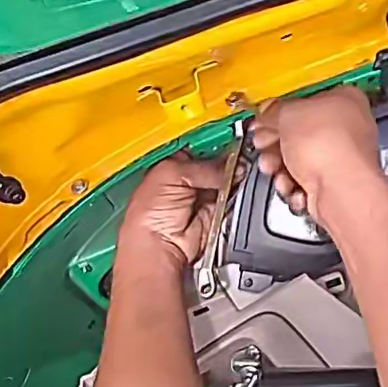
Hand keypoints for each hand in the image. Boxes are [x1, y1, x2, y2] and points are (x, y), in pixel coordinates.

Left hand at [116, 152, 227, 273]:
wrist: (160, 248)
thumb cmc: (149, 215)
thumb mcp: (172, 174)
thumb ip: (204, 165)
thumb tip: (231, 163)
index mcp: (172, 166)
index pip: (199, 147)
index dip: (213, 142)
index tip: (230, 138)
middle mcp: (189, 181)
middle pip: (216, 163)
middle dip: (227, 159)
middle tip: (237, 156)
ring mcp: (204, 198)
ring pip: (228, 180)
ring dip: (233, 177)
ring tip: (236, 173)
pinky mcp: (217, 214)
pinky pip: (233, 200)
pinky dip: (236, 195)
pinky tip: (234, 189)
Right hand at [252, 86, 386, 227]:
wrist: (339, 190)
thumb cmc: (329, 147)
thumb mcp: (288, 114)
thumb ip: (274, 110)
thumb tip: (268, 112)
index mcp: (346, 100)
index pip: (307, 99)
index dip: (282, 110)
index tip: (265, 118)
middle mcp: (349, 130)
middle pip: (301, 134)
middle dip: (276, 143)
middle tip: (265, 144)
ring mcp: (342, 161)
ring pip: (300, 162)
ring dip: (281, 167)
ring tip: (274, 167)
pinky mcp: (335, 187)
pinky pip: (305, 184)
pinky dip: (294, 186)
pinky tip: (293, 185)